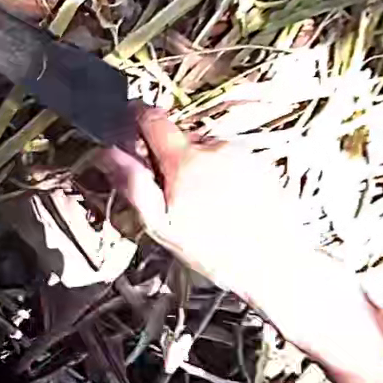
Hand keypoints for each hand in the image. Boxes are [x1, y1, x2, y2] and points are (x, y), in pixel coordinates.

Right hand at [96, 106, 326, 311]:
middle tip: (168, 191)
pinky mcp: (263, 165)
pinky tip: (222, 203)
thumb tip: (109, 154)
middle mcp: (217, 148)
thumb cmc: (211, 249)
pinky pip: (230, 159)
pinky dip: (220, 173)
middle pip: (180, 138)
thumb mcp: (159, 223)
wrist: (273, 265)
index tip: (129, 120)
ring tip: (199, 202)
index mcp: (186, 160)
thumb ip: (133, 183)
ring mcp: (244, 154)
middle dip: (168, 156)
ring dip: (196, 166)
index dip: (138, 117)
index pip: (155, 120)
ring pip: (206, 149)